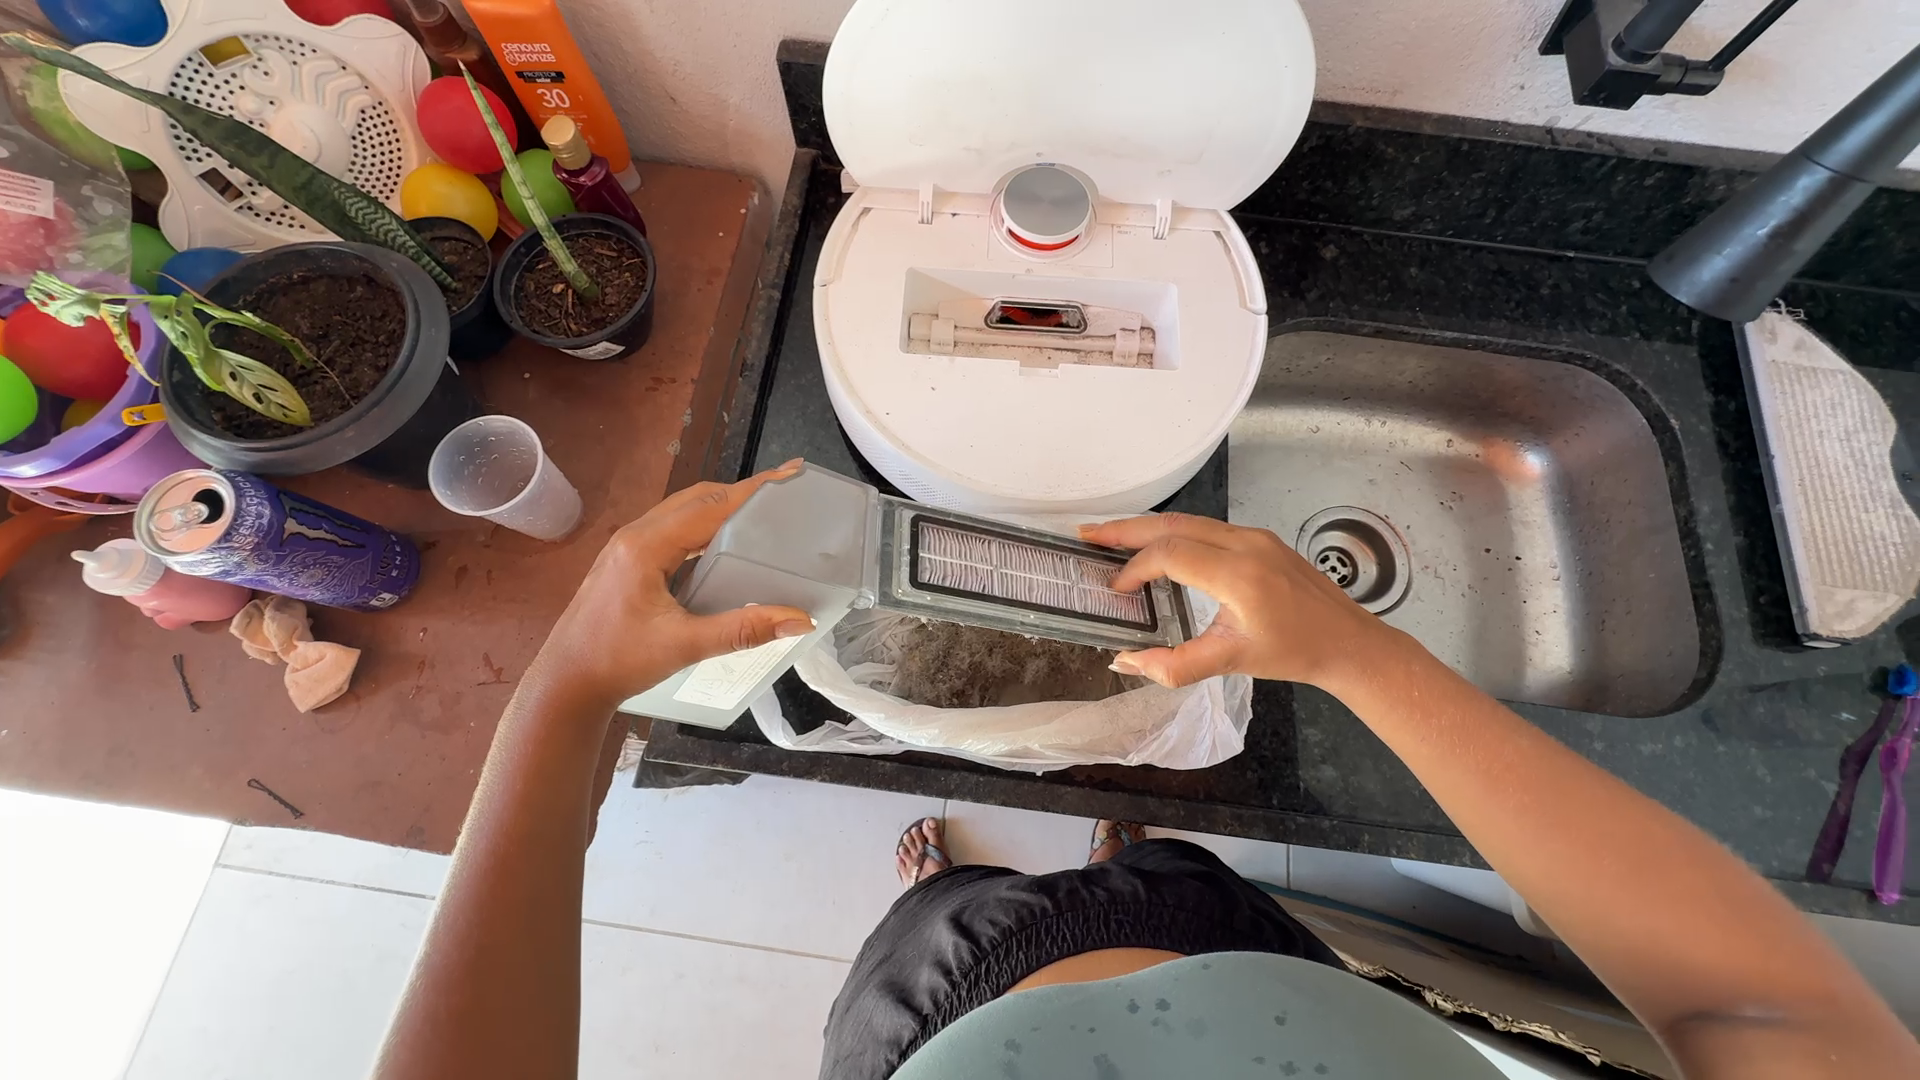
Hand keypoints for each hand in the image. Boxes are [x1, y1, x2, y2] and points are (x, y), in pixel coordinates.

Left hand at [529, 462, 815, 707]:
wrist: (565, 684)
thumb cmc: (619, 661)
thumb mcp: (685, 645)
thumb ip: (744, 630)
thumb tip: (801, 620)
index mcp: (647, 546)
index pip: (712, 506)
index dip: (754, 490)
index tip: (790, 474)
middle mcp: (636, 535)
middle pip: (698, 498)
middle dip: (742, 491)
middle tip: (784, 492)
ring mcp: (628, 546)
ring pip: (684, 511)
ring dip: (723, 506)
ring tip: (761, 513)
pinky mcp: (627, 561)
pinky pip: (674, 529)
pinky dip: (705, 525)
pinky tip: (724, 543)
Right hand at [1078, 513, 1399, 689]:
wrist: (1350, 642)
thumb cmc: (1292, 654)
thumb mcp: (1231, 663)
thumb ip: (1174, 665)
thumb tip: (1125, 662)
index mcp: (1238, 574)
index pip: (1170, 553)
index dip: (1135, 567)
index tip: (1116, 589)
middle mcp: (1245, 543)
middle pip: (1173, 524)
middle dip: (1125, 528)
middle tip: (1086, 534)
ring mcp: (1254, 536)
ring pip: (1188, 520)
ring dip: (1146, 527)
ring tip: (1110, 535)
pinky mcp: (1259, 538)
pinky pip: (1204, 526)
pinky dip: (1171, 532)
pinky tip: (1155, 545)